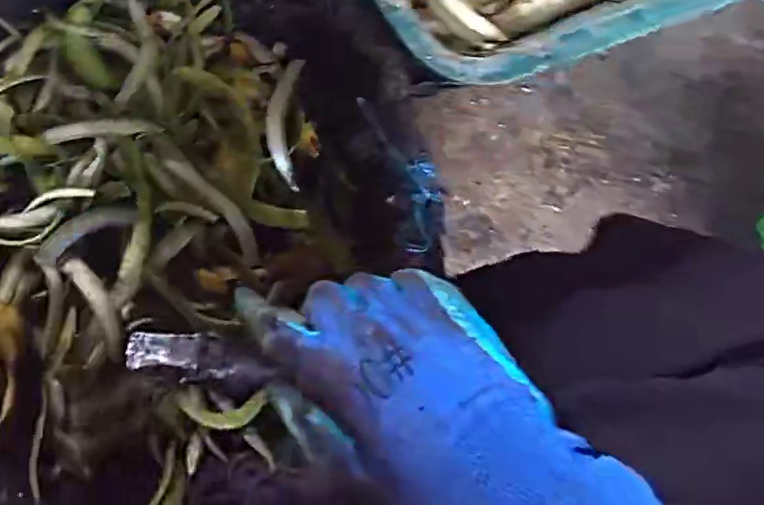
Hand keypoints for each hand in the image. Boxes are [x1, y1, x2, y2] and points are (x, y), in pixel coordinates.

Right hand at [257, 270, 659, 504]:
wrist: (519, 477)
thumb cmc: (430, 487)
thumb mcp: (360, 478)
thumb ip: (311, 440)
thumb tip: (278, 415)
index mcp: (327, 366)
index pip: (274, 326)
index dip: (255, 311)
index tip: (244, 298)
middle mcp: (353, 325)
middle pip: (319, 297)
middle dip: (323, 317)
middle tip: (341, 346)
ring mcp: (397, 307)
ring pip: (360, 284)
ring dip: (362, 305)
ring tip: (381, 333)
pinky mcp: (440, 301)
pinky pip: (405, 280)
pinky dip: (403, 295)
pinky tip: (414, 320)